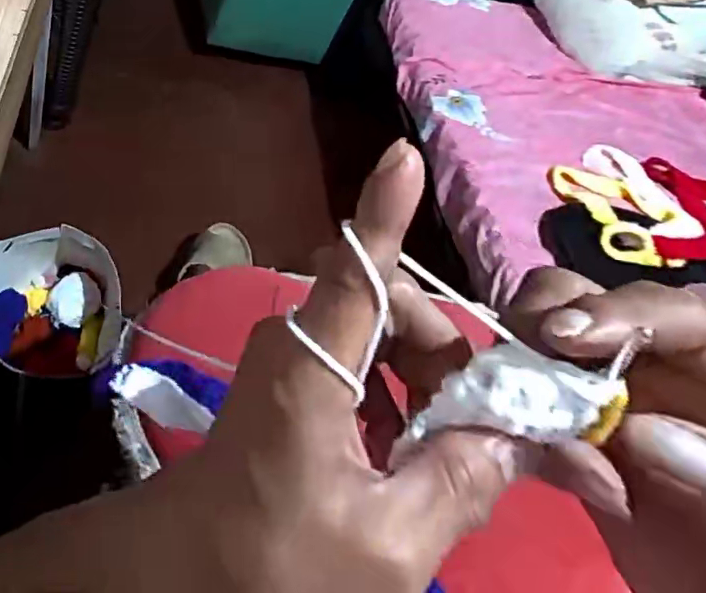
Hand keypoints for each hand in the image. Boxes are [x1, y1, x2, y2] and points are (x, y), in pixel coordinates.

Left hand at [0, 142, 537, 591]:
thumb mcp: (387, 539)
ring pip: (385, 341)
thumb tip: (513, 437)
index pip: (356, 268)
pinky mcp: (295, 379)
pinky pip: (365, 366)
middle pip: (394, 311)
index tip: (403, 154)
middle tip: (515, 438)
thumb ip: (458, 479)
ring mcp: (293, 356)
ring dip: (437, 386)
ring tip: (479, 456)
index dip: (381, 208)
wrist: (189, 562)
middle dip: (455, 360)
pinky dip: (407, 401)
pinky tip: (429, 455)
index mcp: (311, 361)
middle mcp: (298, 339)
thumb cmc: (276, 553)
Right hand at [507, 271, 705, 591]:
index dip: (620, 312)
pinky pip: (530, 404)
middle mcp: (676, 379)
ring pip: (548, 338)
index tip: (562, 337)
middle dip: (549, 315)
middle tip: (522, 361)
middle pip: (595, 302)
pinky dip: (510, 411)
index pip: (684, 316)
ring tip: (523, 412)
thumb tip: (640, 431)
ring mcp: (621, 409)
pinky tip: (524, 449)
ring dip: (521, 358)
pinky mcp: (582, 446)